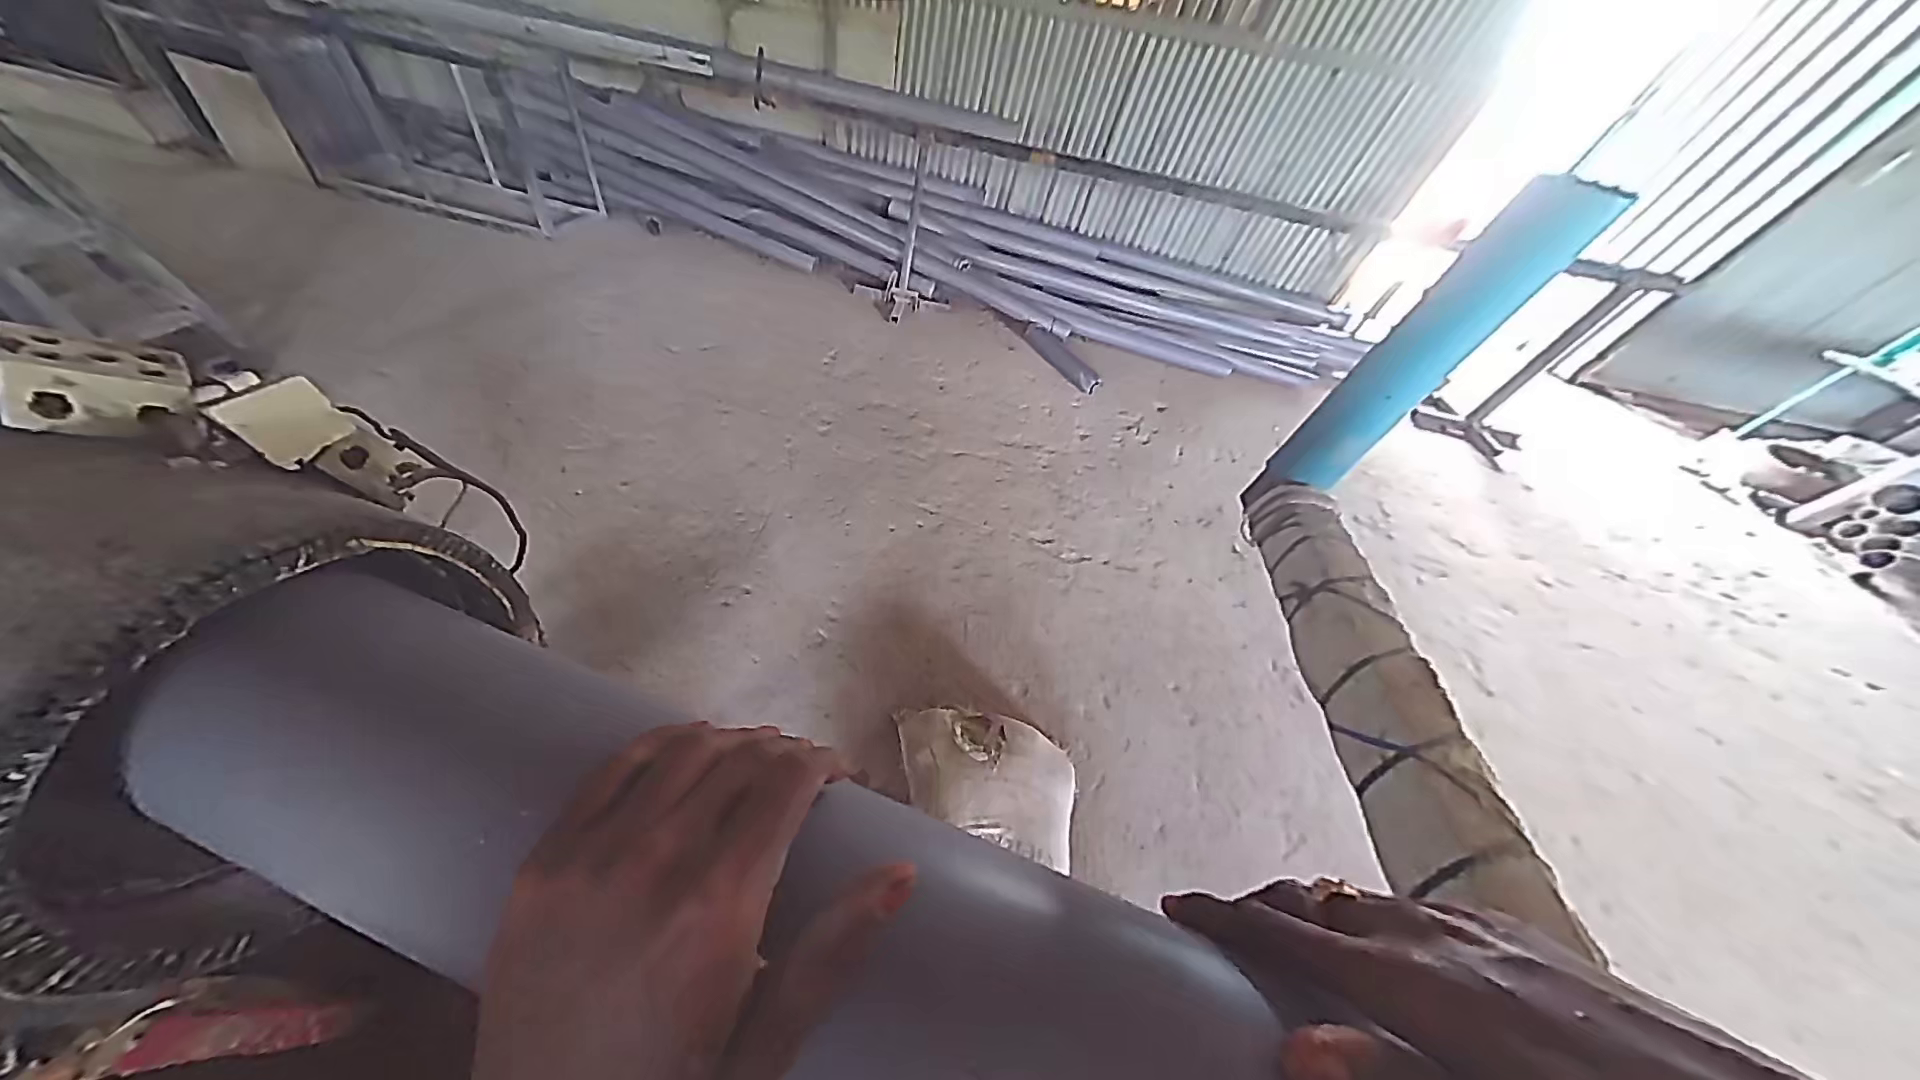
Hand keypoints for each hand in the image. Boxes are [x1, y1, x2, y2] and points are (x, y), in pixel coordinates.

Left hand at [473, 722, 914, 1079]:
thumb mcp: (765, 1046)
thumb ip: (832, 953)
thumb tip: (902, 873)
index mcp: (716, 906)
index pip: (786, 784)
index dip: (824, 762)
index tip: (840, 774)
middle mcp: (654, 862)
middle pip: (741, 760)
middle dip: (787, 751)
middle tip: (804, 771)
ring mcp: (588, 855)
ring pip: (685, 750)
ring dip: (733, 740)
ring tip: (756, 757)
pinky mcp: (543, 860)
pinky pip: (615, 767)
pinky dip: (665, 742)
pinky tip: (691, 746)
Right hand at [1164, 880, 1805, 1079]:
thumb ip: (1384, 1070)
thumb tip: (1294, 1046)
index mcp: (1405, 979)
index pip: (1285, 932)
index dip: (1224, 914)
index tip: (1180, 903)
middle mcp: (1425, 933)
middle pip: (1312, 898)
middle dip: (1259, 902)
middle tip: (1227, 918)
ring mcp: (1469, 924)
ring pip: (1359, 898)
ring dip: (1314, 909)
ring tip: (1294, 932)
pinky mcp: (1509, 928)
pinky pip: (1410, 908)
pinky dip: (1371, 918)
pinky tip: (1391, 947)